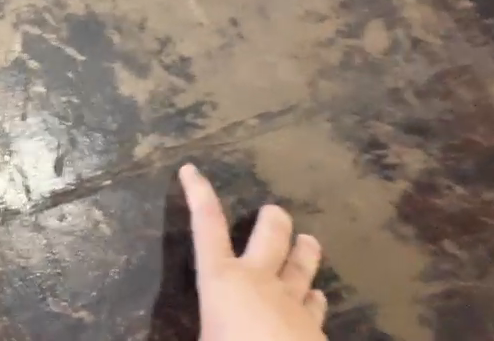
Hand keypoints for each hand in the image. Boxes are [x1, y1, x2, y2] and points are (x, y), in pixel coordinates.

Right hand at [180, 163, 328, 340]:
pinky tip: (319, 298)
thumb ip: (201, 325)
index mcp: (221, 278)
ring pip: (301, 267)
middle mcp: (257, 279)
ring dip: (305, 252)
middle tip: (275, 211)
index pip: (206, 223)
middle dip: (273, 220)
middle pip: (269, 237)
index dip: (197, 193)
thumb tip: (175, 333)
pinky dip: (315, 299)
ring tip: (310, 241)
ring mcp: (291, 303)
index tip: (190, 170)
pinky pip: (316, 306)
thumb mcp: (202, 338)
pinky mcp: (317, 329)